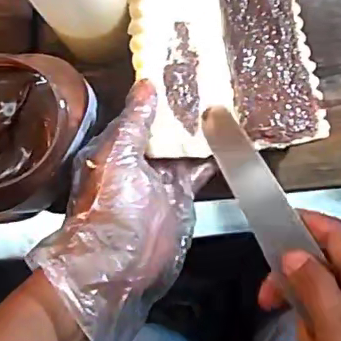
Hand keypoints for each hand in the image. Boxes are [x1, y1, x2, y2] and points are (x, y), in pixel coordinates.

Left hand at [28, 80, 213, 340]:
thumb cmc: (108, 212)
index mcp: (118, 147)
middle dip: (187, 110)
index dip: (163, 94)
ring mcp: (164, 181)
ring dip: (204, 131)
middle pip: (168, 129)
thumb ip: (133, 122)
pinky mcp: (183, 199)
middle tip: (216, 80)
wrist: (117, 271)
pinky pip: (201, 171)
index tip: (186, 68)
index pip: (144, 112)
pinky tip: (232, 140)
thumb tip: (146, 84)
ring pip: (187, 148)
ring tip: (229, 103)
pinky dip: (216, 156)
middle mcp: (141, 161)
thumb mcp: (117, 157)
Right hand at [258, 211, 340, 340]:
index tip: (266, 230)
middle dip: (297, 287)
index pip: (334, 232)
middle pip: (324, 265)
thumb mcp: (334, 327)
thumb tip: (293, 253)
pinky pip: (331, 327)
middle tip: (268, 302)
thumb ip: (311, 282)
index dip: (300, 226)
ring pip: (322, 300)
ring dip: (309, 325)